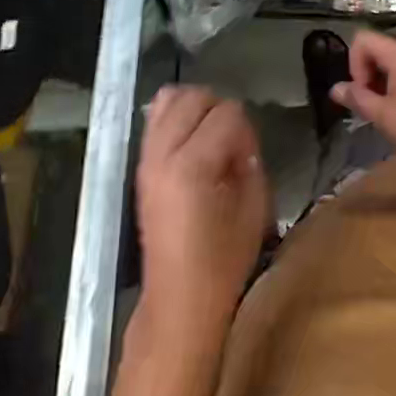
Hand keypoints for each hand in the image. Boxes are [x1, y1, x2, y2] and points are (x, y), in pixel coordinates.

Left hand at [135, 86, 269, 319]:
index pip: (227, 113)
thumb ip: (251, 159)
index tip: (249, 158)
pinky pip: (154, 118)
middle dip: (221, 109)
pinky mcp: (140, 165)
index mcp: (194, 165)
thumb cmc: (223, 260)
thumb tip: (242, 139)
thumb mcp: (255, 206)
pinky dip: (175, 116)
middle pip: (195, 96)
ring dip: (196, 107)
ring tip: (211, 136)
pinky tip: (192, 140)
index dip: (245, 131)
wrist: (179, 298)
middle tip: (234, 141)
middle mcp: (163, 153)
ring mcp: (147, 158)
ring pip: (169, 99)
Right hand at [330, 30, 395, 173]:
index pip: (362, 39)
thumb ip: (358, 99)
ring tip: (385, 115)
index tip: (362, 93)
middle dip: (366, 75)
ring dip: (381, 85)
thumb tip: (335, 88)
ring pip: (392, 64)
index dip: (354, 63)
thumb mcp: (386, 116)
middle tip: (370, 107)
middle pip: (377, 49)